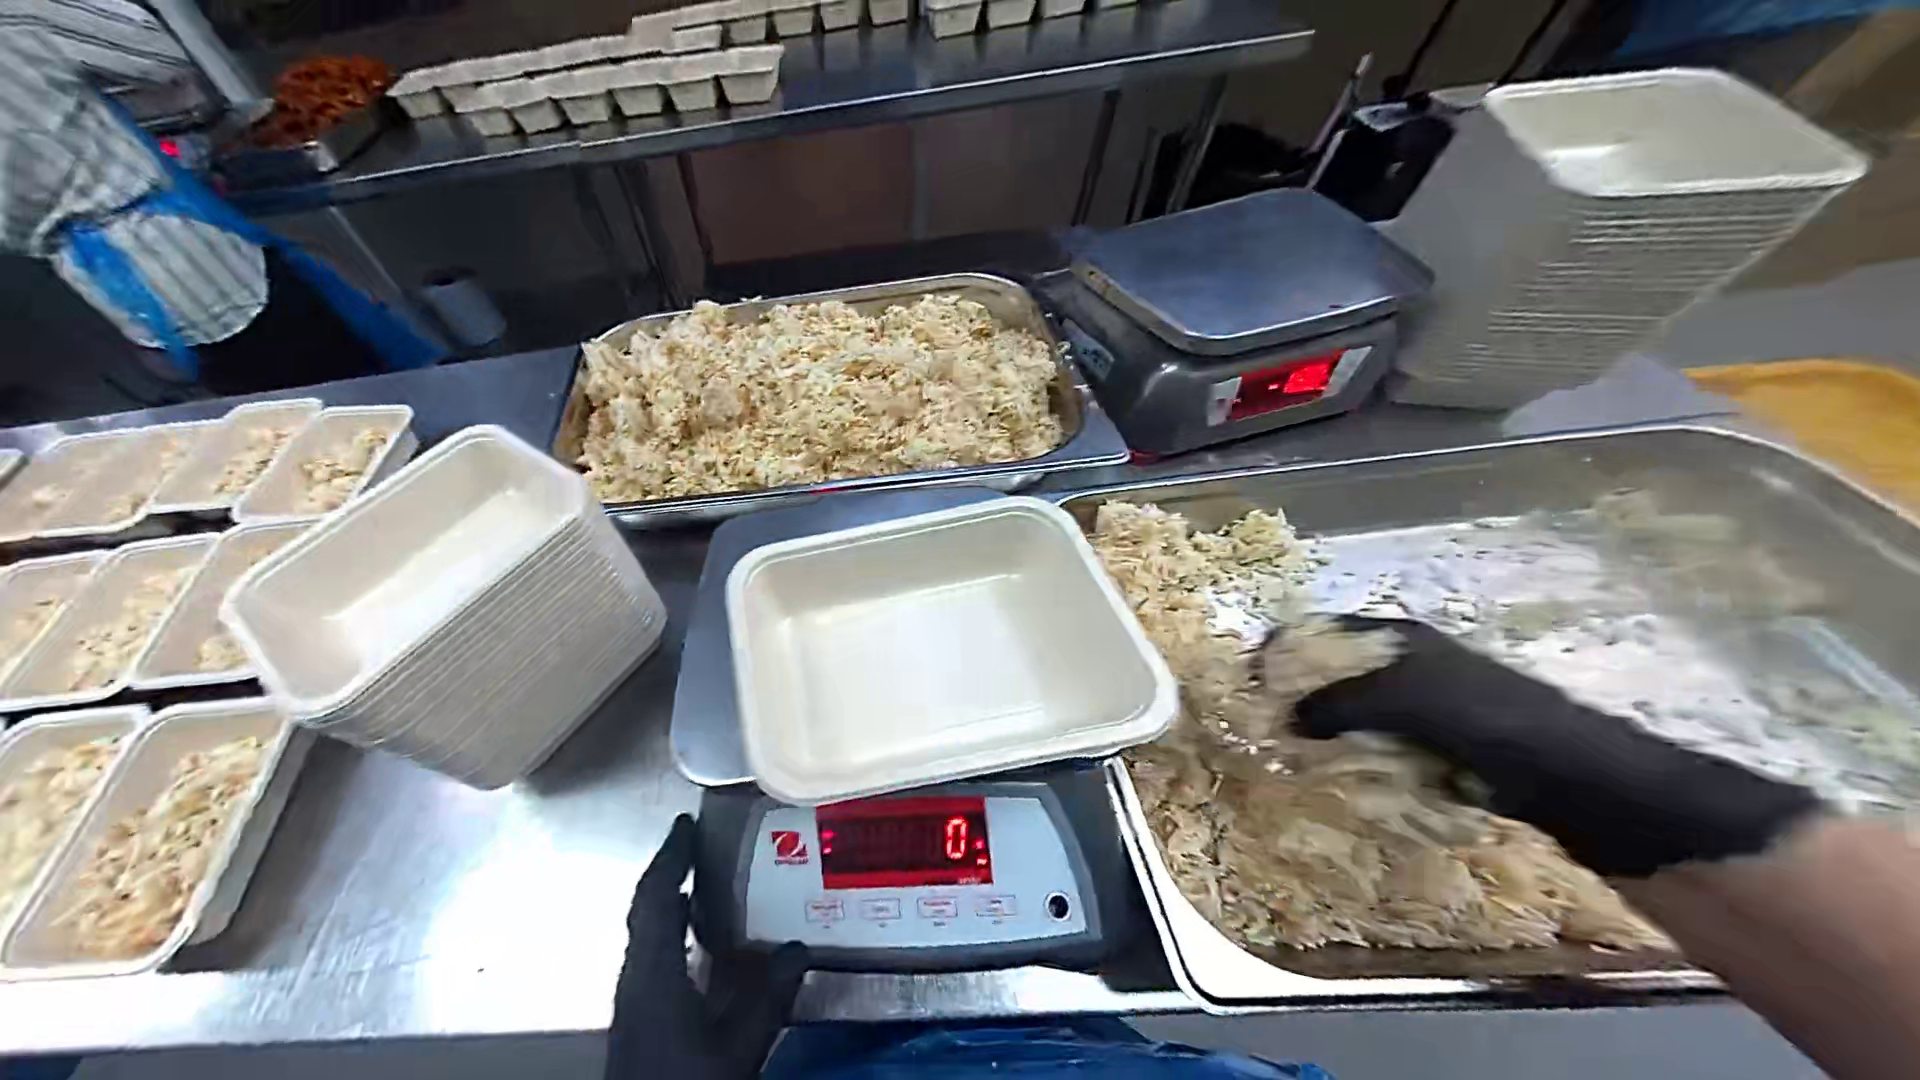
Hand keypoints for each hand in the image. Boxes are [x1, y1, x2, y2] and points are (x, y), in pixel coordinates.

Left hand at [607, 815, 807, 1079]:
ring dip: (668, 893)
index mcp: (654, 975)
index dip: (669, 857)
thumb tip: (799, 947)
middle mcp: (636, 977)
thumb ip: (770, 997)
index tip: (685, 823)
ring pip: (646, 926)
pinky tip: (697, 929)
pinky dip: (670, 921)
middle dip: (668, 867)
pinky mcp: (639, 1011)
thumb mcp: (738, 1049)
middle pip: (645, 907)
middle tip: (698, 838)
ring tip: (702, 871)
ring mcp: (634, 996)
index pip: (655, 899)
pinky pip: (651, 946)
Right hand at [1293, 616, 1820, 877]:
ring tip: (1300, 754)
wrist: (1567, 770)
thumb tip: (1287, 722)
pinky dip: (1357, 753)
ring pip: (1352, 710)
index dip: (1282, 649)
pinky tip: (1346, 772)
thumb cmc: (1477, 714)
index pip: (1318, 630)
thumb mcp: (1398, 698)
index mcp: (1392, 636)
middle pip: (1331, 671)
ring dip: (1326, 729)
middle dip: (1299, 695)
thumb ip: (1336, 704)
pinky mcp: (1432, 738)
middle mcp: (1400, 660)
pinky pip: (1378, 742)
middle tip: (1272, 724)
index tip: (1254, 682)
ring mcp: (1418, 701)